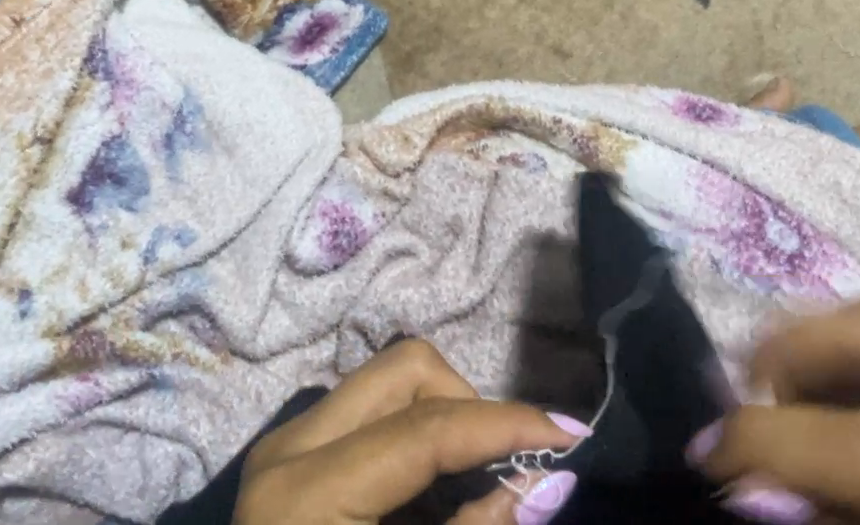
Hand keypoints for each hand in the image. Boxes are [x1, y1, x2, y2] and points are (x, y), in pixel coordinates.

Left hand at [234, 338, 588, 524]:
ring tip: (474, 469)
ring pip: (388, 376)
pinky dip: (416, 425)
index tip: (571, 435)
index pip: (426, 428)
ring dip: (445, 409)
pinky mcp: (293, 450)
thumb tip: (547, 482)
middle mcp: (292, 444)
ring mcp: (287, 441)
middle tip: (508, 460)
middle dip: (470, 403)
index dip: (505, 425)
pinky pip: (370, 406)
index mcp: (308, 493)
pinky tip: (435, 476)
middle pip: (406, 367)